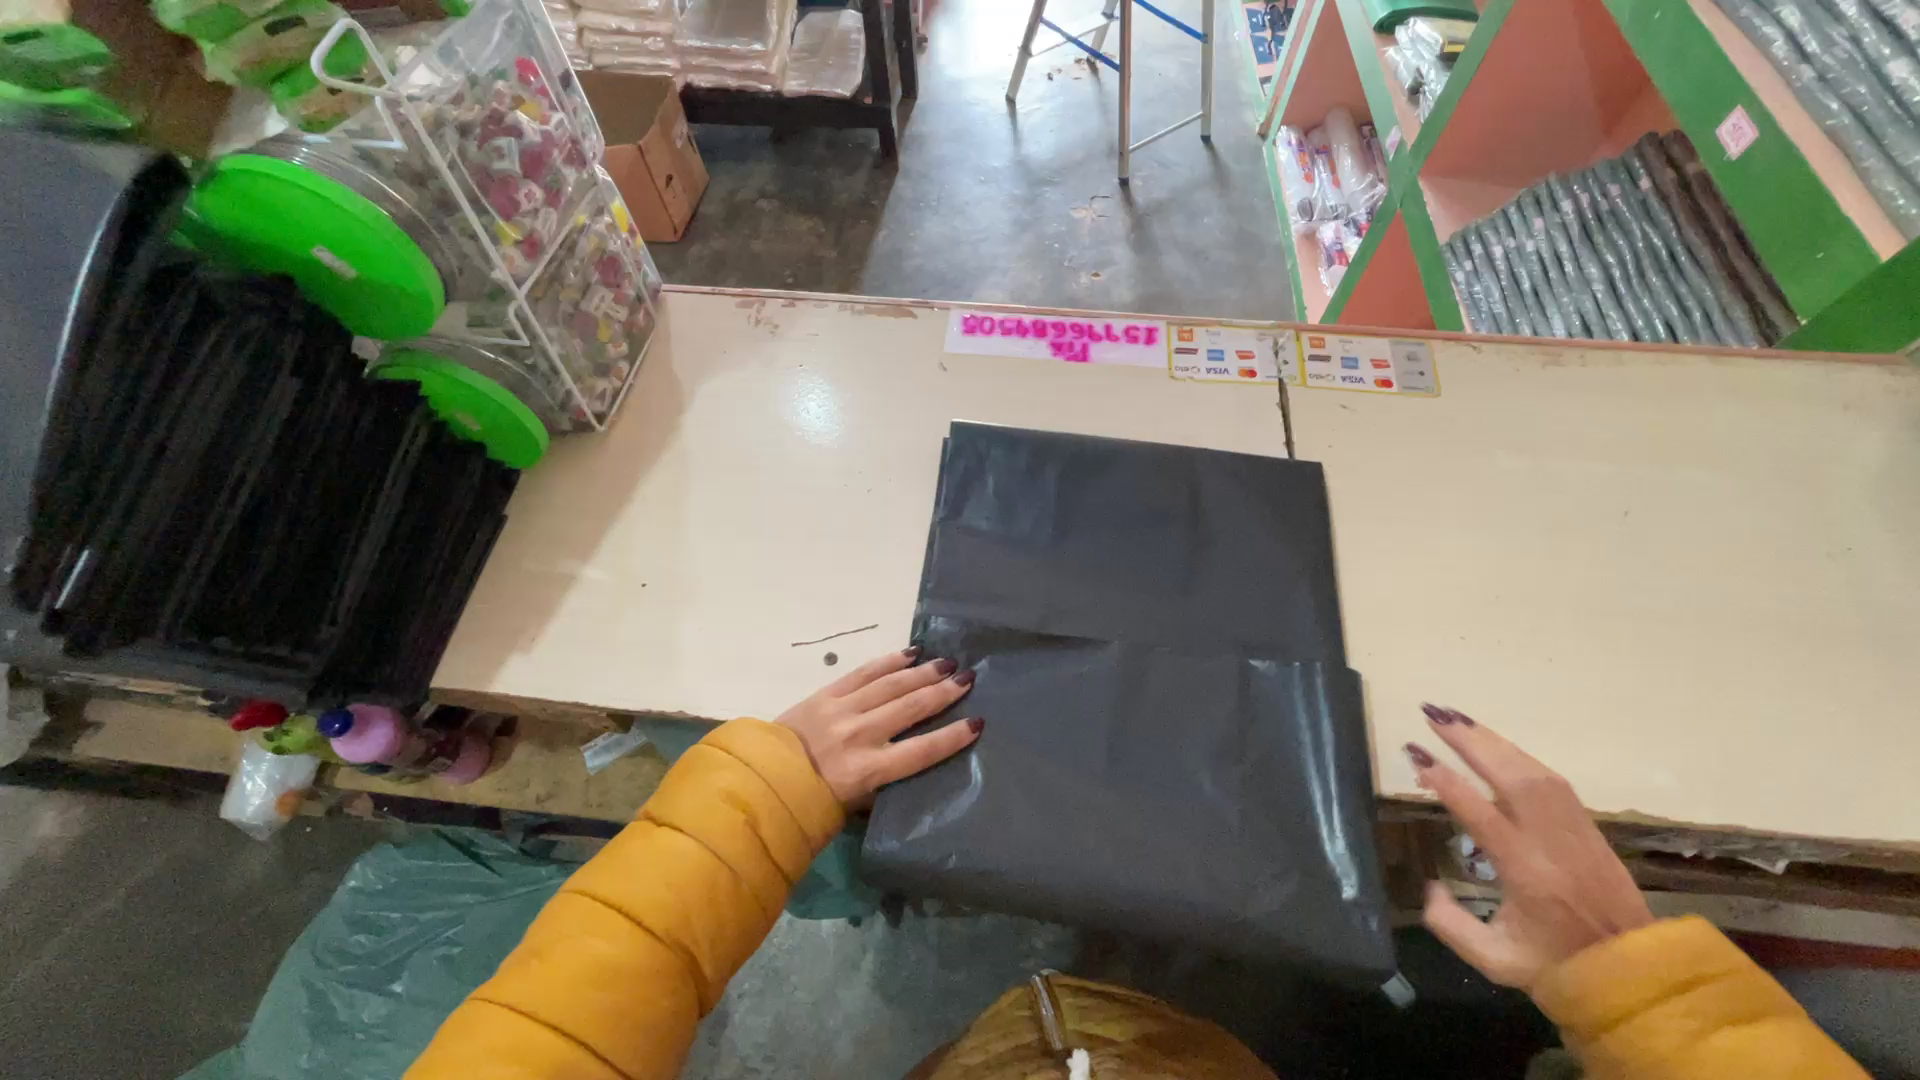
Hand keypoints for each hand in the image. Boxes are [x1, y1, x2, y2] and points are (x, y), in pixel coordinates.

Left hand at [776, 646, 980, 806]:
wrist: (762, 780)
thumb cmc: (810, 802)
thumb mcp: (853, 807)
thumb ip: (883, 785)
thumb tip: (911, 763)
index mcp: (867, 771)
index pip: (920, 752)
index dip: (951, 738)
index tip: (977, 723)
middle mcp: (859, 736)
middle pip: (910, 709)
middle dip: (943, 693)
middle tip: (968, 679)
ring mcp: (842, 711)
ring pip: (890, 686)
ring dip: (922, 673)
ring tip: (947, 663)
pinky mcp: (825, 694)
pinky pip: (863, 673)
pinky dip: (888, 662)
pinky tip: (910, 654)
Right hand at [1405, 705, 1652, 990]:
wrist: (1641, 980)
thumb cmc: (1558, 970)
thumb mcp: (1493, 960)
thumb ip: (1449, 923)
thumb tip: (1427, 884)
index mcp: (1529, 876)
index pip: (1483, 816)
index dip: (1448, 783)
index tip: (1416, 755)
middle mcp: (1555, 846)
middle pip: (1514, 779)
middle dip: (1471, 742)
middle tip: (1432, 714)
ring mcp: (1578, 834)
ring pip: (1536, 773)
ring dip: (1493, 740)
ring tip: (1454, 718)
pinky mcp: (1591, 830)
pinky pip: (1553, 781)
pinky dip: (1519, 755)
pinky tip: (1495, 744)